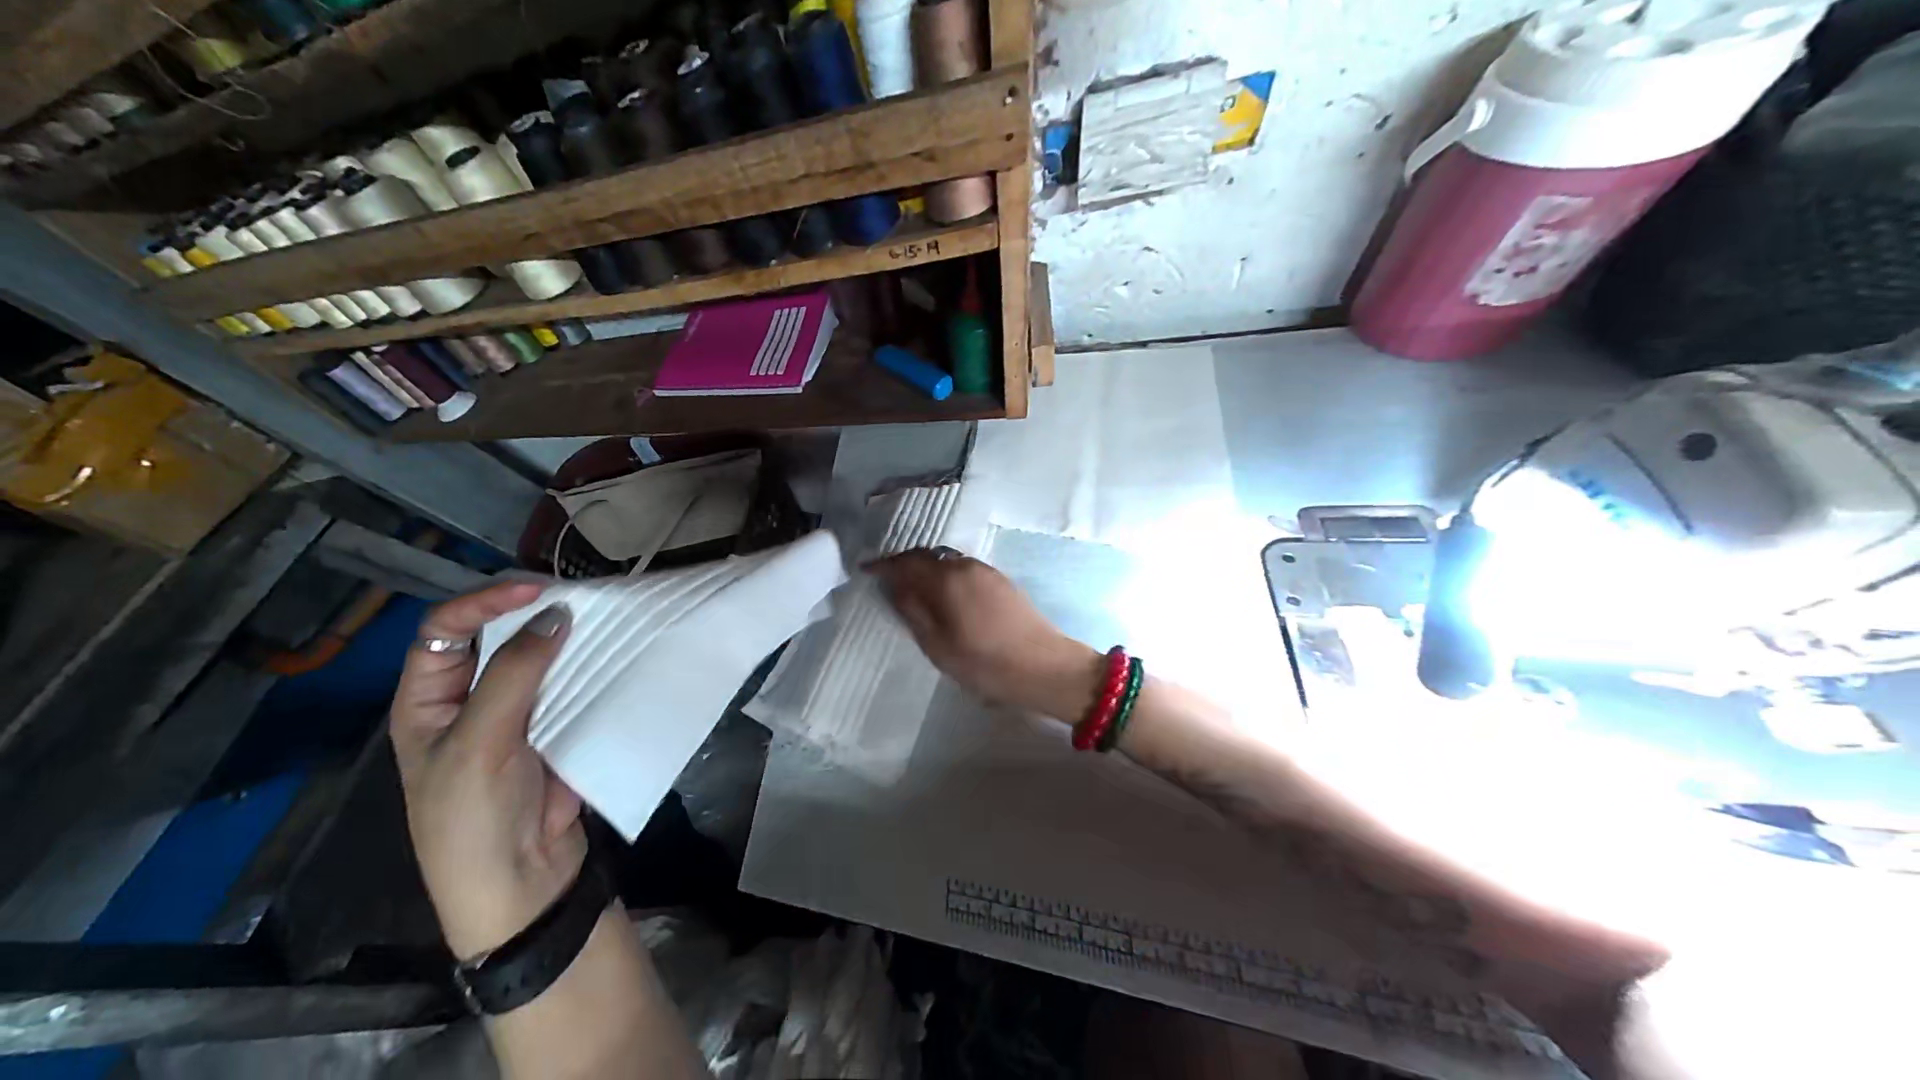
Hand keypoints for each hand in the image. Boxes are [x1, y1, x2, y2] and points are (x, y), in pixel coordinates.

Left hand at [389, 582, 585, 960]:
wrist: (521, 880)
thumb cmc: (473, 817)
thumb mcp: (478, 744)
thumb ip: (512, 675)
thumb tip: (555, 614)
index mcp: (428, 701)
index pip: (446, 631)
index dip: (485, 603)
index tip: (537, 590)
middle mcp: (470, 699)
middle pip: (496, 637)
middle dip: (530, 612)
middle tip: (578, 597)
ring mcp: (518, 713)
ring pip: (539, 658)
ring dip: (565, 636)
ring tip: (602, 616)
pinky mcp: (558, 726)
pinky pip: (571, 684)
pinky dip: (590, 664)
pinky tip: (612, 650)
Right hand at [867, 549, 1103, 723]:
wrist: (1044, 667)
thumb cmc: (984, 662)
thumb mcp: (938, 645)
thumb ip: (913, 612)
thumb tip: (895, 587)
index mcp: (947, 578)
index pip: (907, 562)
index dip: (884, 565)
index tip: (867, 570)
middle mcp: (966, 566)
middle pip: (928, 556)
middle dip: (905, 564)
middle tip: (887, 577)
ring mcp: (987, 571)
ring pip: (947, 561)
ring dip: (927, 569)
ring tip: (913, 587)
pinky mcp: (1002, 581)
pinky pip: (964, 569)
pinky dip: (946, 575)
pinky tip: (943, 594)